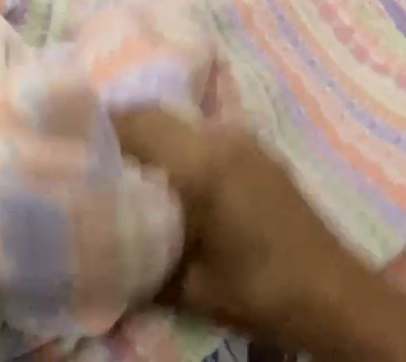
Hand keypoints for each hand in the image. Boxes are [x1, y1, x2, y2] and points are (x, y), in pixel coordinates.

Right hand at [113, 108, 405, 361]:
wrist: (335, 292)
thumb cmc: (260, 289)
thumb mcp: (192, 287)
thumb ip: (139, 266)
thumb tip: (94, 255)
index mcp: (201, 164)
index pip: (137, 123)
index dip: (99, 126)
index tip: (70, 139)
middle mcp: (220, 138)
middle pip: (155, 112)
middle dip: (120, 126)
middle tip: (91, 151)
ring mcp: (244, 139)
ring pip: (180, 119)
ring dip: (151, 132)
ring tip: (125, 162)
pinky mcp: (258, 149)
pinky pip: (204, 131)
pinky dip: (178, 142)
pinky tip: (172, 174)